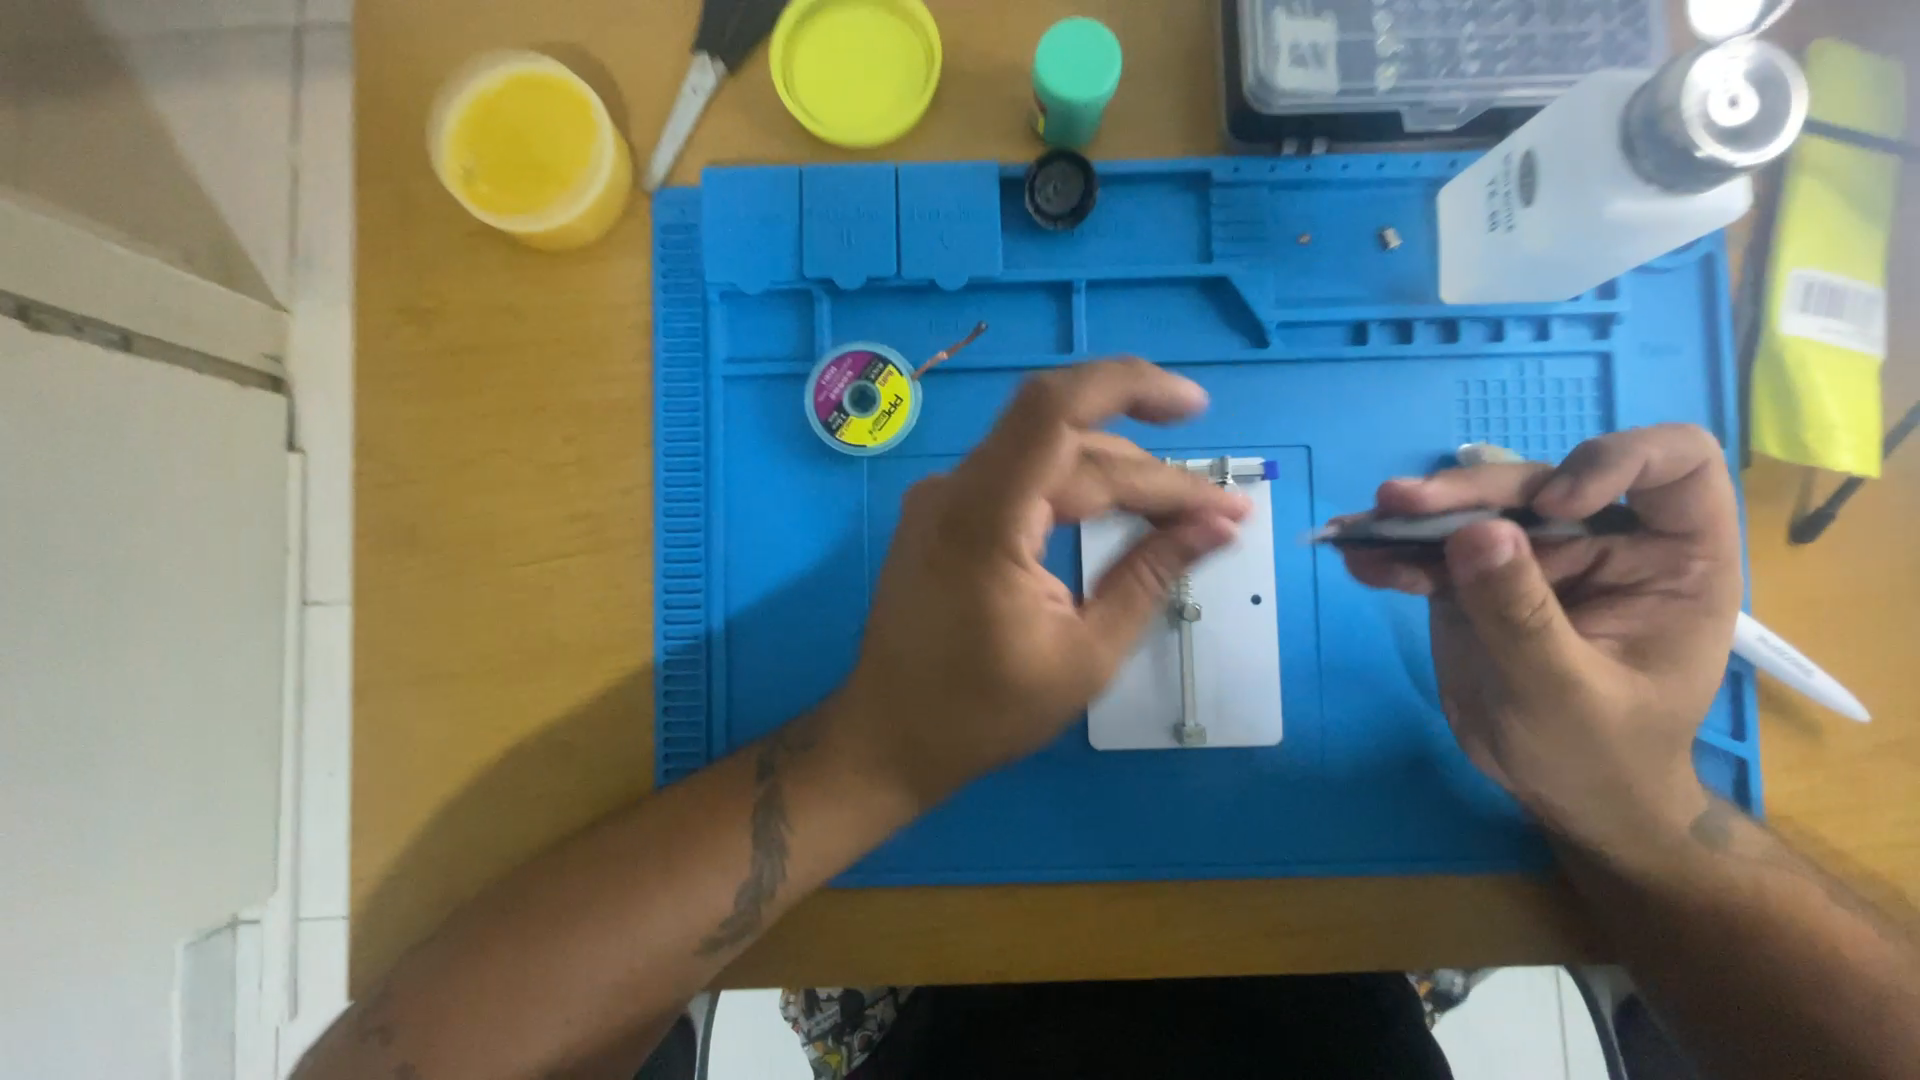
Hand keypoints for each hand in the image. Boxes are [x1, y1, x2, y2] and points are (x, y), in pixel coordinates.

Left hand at [838, 358, 1251, 804]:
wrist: (890, 737)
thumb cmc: (984, 711)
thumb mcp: (1085, 654)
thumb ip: (1151, 576)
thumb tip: (1219, 524)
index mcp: (982, 519)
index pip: (1059, 414)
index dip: (1135, 392)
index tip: (1201, 419)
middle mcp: (954, 490)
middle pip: (1064, 441)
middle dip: (1147, 467)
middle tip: (1213, 510)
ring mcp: (943, 499)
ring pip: (1043, 457)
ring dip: (1115, 474)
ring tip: (1180, 510)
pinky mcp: (943, 515)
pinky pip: (1020, 481)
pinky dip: (1075, 490)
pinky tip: (1119, 509)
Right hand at [1341, 425, 1743, 852]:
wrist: (1558, 791)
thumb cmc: (1601, 752)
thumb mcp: (1566, 692)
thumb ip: (1523, 615)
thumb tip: (1478, 532)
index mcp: (1670, 558)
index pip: (1673, 465)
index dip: (1614, 462)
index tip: (1551, 505)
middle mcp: (1602, 542)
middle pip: (1535, 484)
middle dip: (1467, 493)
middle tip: (1397, 504)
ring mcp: (1531, 559)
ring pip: (1473, 511)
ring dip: (1413, 517)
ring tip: (1356, 529)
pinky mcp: (1474, 580)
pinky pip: (1432, 551)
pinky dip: (1393, 553)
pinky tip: (1356, 560)